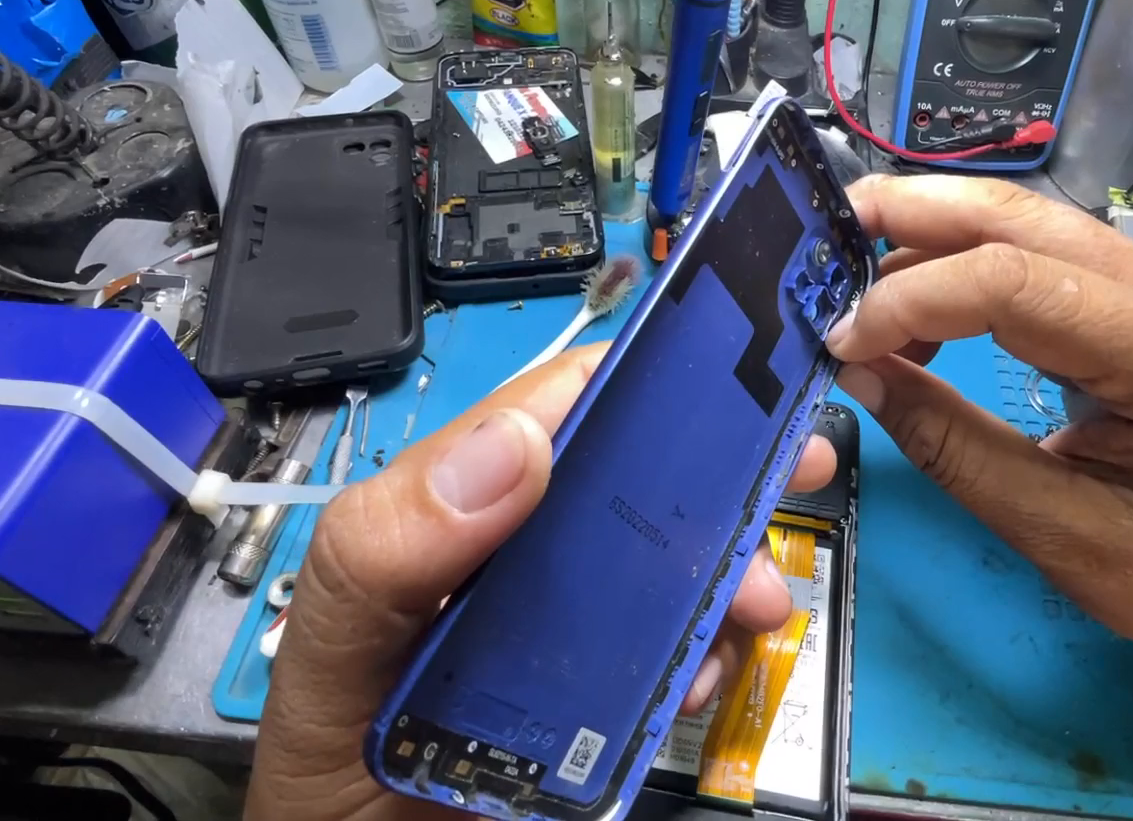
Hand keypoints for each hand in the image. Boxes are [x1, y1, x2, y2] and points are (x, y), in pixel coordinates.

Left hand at [245, 345, 836, 820]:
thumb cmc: (337, 752)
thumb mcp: (335, 642)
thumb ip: (389, 544)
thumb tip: (520, 442)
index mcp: (462, 503)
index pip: (554, 410)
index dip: (636, 381)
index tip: (719, 380)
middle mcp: (528, 542)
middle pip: (635, 479)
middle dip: (717, 469)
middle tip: (797, 463)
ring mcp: (572, 612)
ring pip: (672, 559)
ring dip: (728, 566)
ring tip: (758, 601)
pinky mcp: (605, 681)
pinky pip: (678, 645)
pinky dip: (709, 651)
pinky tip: (701, 678)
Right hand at [826, 175, 1132, 676]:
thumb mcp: (1063, 534)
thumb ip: (951, 446)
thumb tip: (857, 373)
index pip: (1014, 283)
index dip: (911, 299)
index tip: (840, 341)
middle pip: (1013, 216)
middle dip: (904, 215)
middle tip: (821, 239)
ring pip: (1015, 221)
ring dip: (922, 238)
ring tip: (853, 286)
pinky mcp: (1130, 295)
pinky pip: (1027, 256)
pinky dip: (954, 270)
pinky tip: (915, 317)